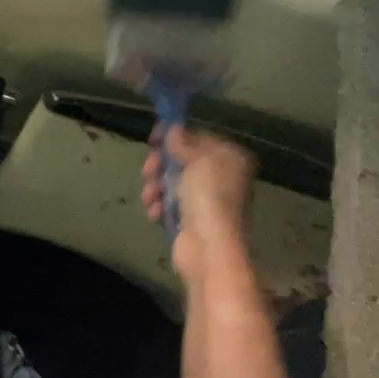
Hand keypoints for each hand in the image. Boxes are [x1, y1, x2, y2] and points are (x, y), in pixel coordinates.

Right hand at [141, 124, 254, 280]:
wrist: (208, 248)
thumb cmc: (208, 198)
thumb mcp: (197, 160)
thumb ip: (183, 142)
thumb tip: (173, 128)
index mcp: (230, 159)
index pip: (199, 137)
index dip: (175, 135)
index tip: (153, 138)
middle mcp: (221, 176)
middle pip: (182, 159)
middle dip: (161, 164)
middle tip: (148, 170)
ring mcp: (206, 199)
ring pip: (171, 181)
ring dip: (156, 186)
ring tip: (150, 196)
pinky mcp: (190, 218)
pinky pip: (169, 202)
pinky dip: (159, 204)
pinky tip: (155, 211)